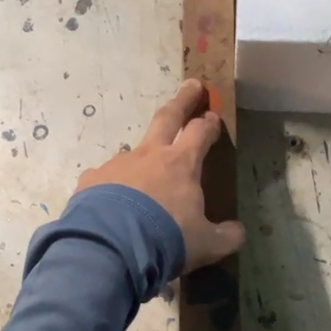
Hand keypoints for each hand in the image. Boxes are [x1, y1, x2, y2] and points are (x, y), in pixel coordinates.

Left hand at [77, 80, 246, 273]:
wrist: (111, 246)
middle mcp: (149, 154)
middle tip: (191, 85)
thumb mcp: (206, 244)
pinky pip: (107, 178)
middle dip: (182, 100)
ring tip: (143, 182)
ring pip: (133, 153)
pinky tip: (112, 202)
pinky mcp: (93, 179)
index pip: (200, 132)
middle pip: (167, 117)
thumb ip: (226, 236)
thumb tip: (238, 232)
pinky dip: (113, 186)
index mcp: (181, 163)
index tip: (212, 116)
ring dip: (142, 159)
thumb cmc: (166, 239)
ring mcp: (118, 163)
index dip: (208, 123)